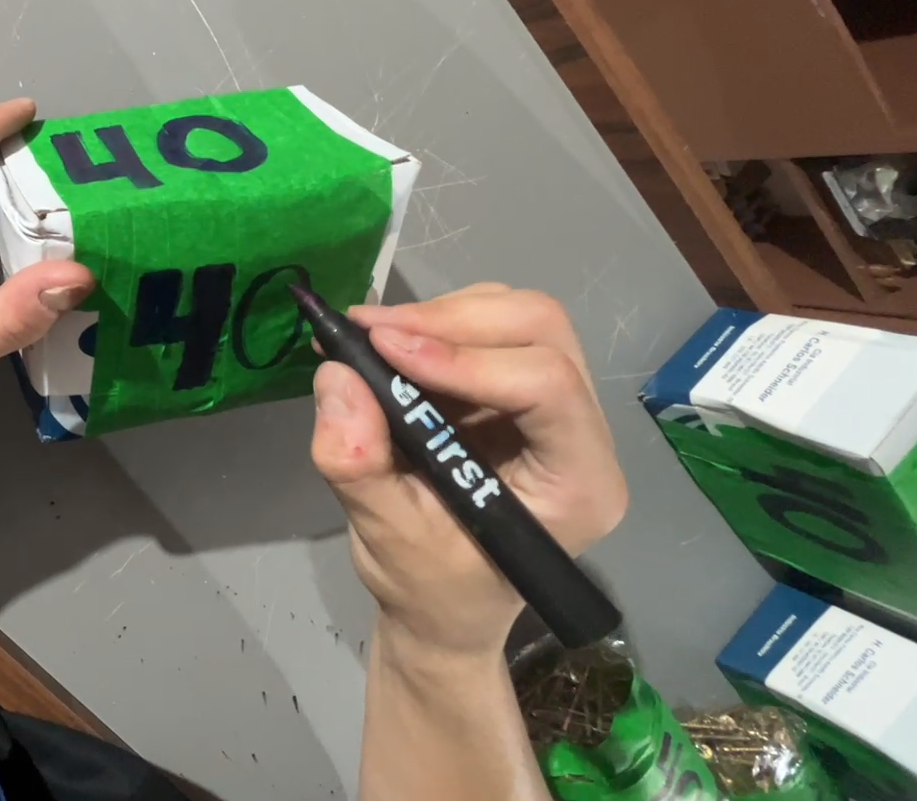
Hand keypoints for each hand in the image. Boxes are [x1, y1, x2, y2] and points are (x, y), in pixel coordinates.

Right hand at [310, 283, 626, 658]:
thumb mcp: (384, 536)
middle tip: (369, 331)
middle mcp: (580, 431)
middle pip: (539, 328)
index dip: (462, 359)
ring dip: (438, 314)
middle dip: (448, 318)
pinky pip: (485, 326)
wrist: (439, 602)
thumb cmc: (427, 585)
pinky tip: (386, 345)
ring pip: (515, 315)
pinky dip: (431, 321)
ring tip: (371, 337)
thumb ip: (358, 462)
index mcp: (576, 480)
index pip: (546, 385)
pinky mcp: (510, 388)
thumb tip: (336, 375)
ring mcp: (549, 404)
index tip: (379, 349)